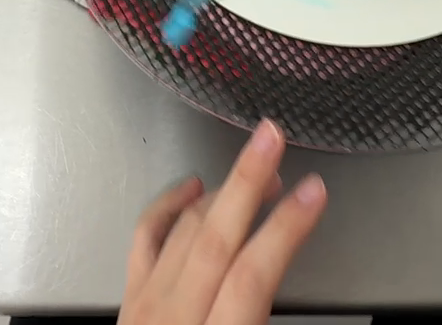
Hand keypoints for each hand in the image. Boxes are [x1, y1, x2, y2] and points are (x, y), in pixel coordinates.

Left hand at [120, 120, 326, 324]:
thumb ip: (263, 321)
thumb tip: (286, 287)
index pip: (252, 277)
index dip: (286, 229)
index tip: (315, 191)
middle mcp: (172, 323)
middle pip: (214, 237)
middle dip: (248, 180)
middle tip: (273, 135)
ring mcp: (143, 311)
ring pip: (184, 231)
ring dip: (223, 192)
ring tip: (259, 169)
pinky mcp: (127, 305)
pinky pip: (144, 240)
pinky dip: (167, 206)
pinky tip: (190, 188)